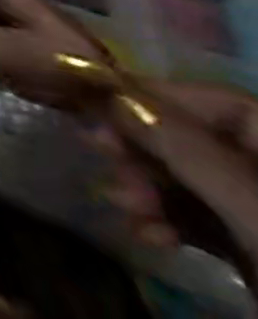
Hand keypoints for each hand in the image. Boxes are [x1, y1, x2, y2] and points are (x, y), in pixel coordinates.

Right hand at [99, 81, 257, 261]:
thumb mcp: (251, 210)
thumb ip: (188, 150)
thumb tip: (112, 93)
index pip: (229, 105)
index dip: (163, 98)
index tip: (99, 105)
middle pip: (200, 142)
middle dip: (144, 151)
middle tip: (100, 155)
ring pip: (190, 181)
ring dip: (145, 188)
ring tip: (128, 208)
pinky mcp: (254, 248)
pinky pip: (199, 217)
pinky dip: (164, 220)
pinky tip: (150, 235)